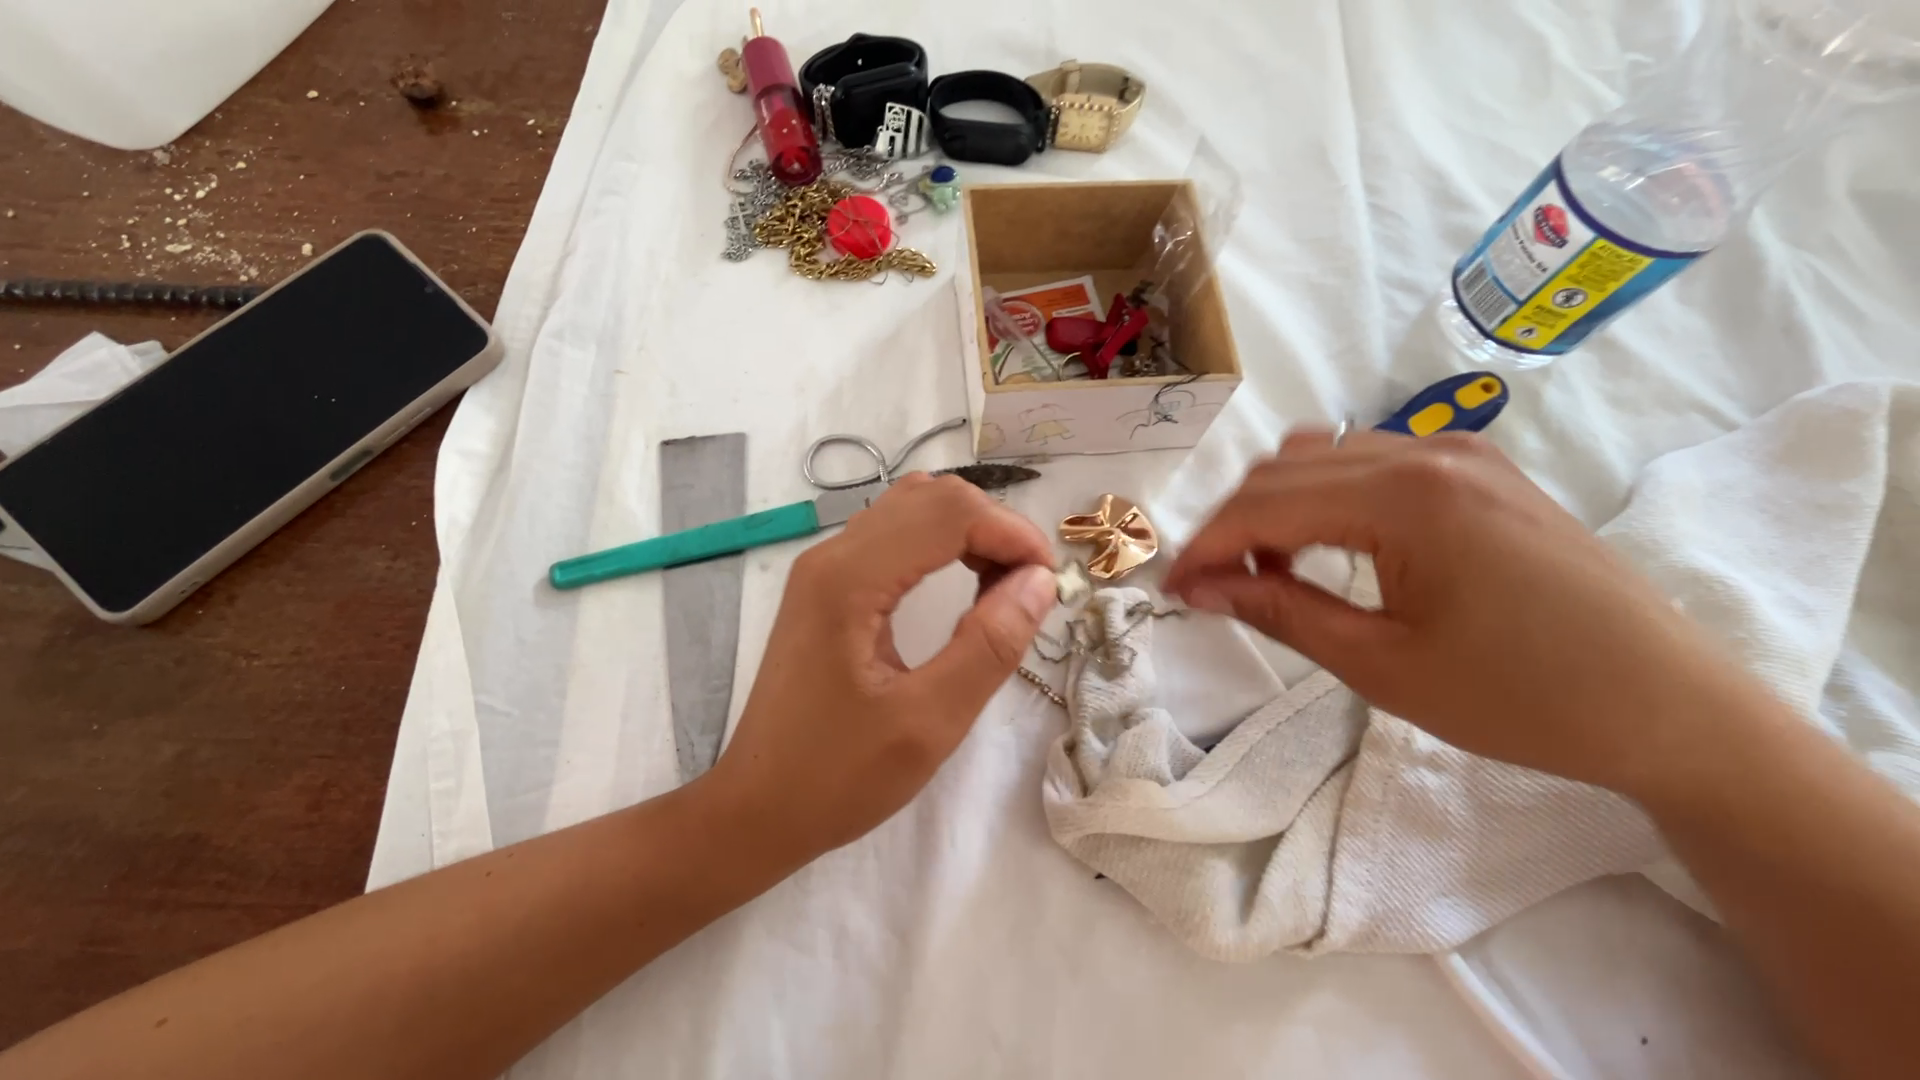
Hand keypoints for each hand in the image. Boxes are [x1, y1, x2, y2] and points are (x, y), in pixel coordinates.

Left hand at [704, 473, 1056, 860]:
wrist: (756, 808)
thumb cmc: (837, 776)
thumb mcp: (929, 722)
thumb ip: (989, 646)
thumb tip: (1040, 581)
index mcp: (849, 580)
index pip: (948, 511)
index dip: (1011, 533)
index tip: (1050, 583)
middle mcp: (831, 556)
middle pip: (931, 497)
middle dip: (994, 528)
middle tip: (1030, 588)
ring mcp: (823, 569)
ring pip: (911, 509)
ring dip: (968, 533)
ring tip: (1003, 588)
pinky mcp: (825, 588)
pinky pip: (893, 538)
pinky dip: (940, 546)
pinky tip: (962, 588)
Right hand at [1163, 430, 1752, 795]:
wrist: (1669, 707)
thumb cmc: (1522, 699)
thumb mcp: (1382, 665)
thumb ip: (1280, 610)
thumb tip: (1200, 587)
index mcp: (1406, 496)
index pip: (1265, 503)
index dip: (1206, 545)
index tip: (1171, 591)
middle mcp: (1429, 451)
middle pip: (1286, 466)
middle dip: (1233, 523)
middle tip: (1215, 587)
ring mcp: (1462, 452)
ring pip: (1325, 454)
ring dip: (1278, 504)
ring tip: (1271, 570)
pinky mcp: (1483, 469)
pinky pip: (1373, 460)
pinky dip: (1328, 495)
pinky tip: (1332, 546)